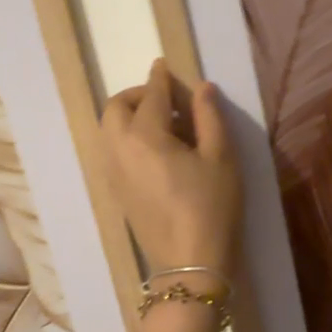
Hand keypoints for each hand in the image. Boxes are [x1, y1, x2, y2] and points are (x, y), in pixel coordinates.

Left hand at [102, 60, 242, 292]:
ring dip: (130, 118)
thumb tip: (202, 88)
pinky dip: (128, 140)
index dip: (161, 78)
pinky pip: (113, 153)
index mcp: (145, 135)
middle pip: (116, 108)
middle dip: (138, 96)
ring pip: (110, 131)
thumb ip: (210, 118)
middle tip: (168, 102)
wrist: (191, 265)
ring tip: (166, 129)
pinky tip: (158, 155)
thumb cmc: (212, 208)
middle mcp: (119, 149)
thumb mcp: (221, 159)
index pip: (151, 95)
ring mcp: (113, 174)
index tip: (165, 66)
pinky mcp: (116, 194)